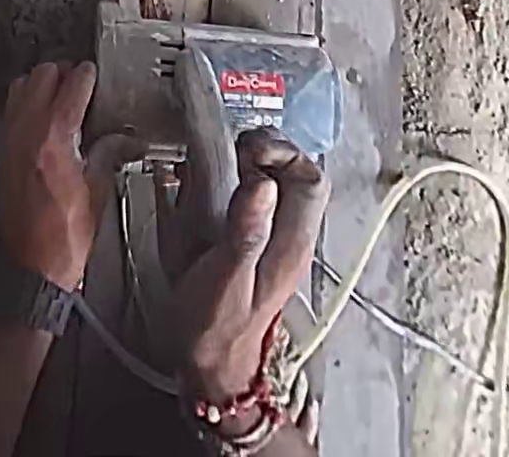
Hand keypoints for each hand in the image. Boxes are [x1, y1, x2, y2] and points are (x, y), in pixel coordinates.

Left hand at [0, 62, 140, 289]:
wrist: (28, 267)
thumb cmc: (63, 237)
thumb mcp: (97, 193)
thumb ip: (108, 153)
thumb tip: (125, 137)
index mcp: (54, 138)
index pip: (72, 85)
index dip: (88, 75)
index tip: (96, 74)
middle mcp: (27, 131)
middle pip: (43, 74)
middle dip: (65, 72)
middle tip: (82, 83)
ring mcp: (10, 137)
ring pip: (22, 85)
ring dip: (42, 83)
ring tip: (63, 96)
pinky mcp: (2, 149)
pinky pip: (12, 107)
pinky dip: (27, 100)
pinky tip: (44, 117)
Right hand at [171, 128, 328, 404]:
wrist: (210, 362)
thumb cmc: (217, 325)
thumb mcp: (228, 278)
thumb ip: (246, 231)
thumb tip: (263, 181)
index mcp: (291, 241)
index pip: (311, 179)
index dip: (283, 152)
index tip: (245, 149)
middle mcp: (285, 232)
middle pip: (294, 171)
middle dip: (263, 148)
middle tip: (228, 146)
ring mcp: (265, 232)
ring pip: (269, 177)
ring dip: (241, 157)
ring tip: (210, 155)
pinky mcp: (244, 233)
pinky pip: (243, 190)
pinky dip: (222, 173)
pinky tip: (197, 174)